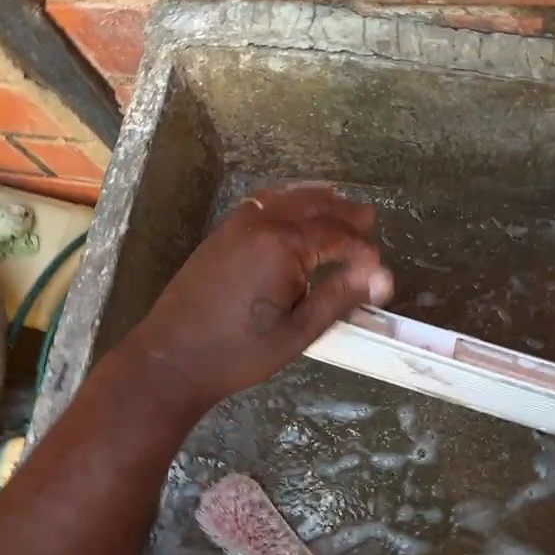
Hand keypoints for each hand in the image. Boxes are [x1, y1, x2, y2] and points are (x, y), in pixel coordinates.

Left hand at [119, 184, 393, 413]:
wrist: (172, 357)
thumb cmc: (240, 351)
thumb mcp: (298, 330)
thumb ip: (340, 296)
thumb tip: (382, 276)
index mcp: (284, 244)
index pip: (336, 234)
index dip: (361, 249)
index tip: (379, 268)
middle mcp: (263, 221)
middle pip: (314, 205)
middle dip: (344, 212)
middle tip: (369, 219)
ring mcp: (239, 222)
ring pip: (288, 198)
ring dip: (317, 200)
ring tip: (339, 206)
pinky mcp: (223, 230)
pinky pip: (264, 201)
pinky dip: (288, 199)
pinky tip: (295, 209)